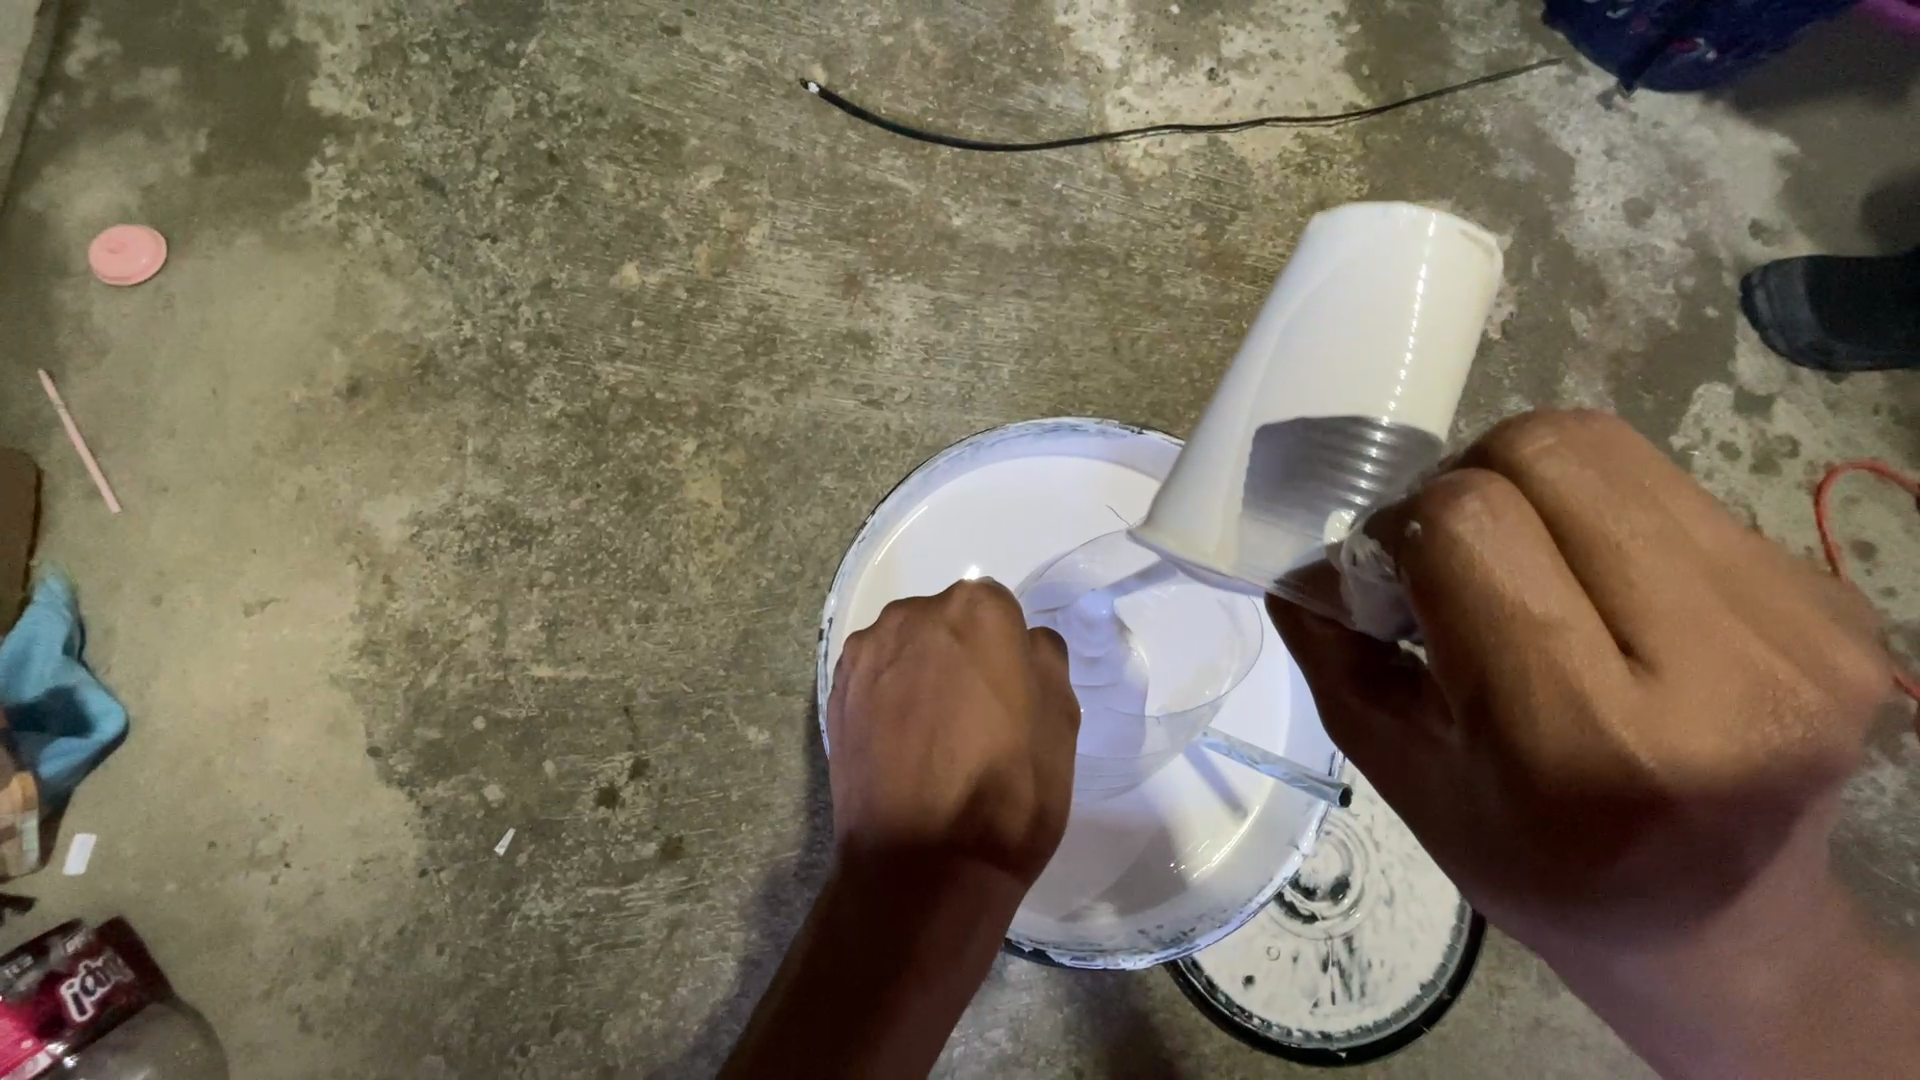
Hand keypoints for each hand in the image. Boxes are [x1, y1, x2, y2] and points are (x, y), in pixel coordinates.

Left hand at [724, 582, 1079, 1078]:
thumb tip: (1025, 642)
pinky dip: (889, 694)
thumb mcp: (1062, 721)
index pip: (999, 608)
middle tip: (973, 715)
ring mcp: (867, 651)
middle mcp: (913, 615)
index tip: (1009, 693)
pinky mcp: (835, 690)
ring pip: (908, 645)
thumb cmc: (1008, 790)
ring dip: (921, 670)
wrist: (922, 866)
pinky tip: (900, 742)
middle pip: (947, 620)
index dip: (1007, 651)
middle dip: (961, 652)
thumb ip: (1045, 659)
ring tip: (932, 733)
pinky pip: (875, 674)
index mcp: (977, 611)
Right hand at [1269, 410, 1910, 1077]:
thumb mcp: (1392, 763)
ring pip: (1606, 448)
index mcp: (1585, 739)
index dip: (1398, 529)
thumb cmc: (1525, 857)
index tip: (1389, 580)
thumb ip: (1332, 645)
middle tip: (1445, 558)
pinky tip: (1584, 582)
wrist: (1715, 923)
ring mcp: (1798, 624)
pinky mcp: (1834, 595)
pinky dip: (1588, 511)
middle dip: (1461, 484)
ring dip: (1523, 485)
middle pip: (1546, 453)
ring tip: (1513, 561)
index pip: (1467, 526)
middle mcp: (1721, 670)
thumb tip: (1306, 553)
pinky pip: (1663, 485)